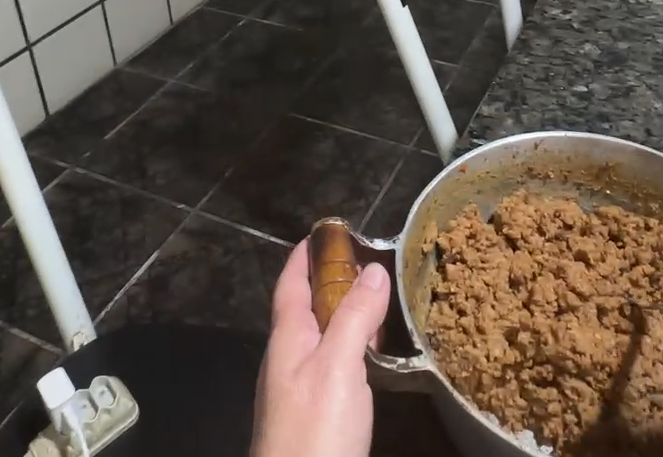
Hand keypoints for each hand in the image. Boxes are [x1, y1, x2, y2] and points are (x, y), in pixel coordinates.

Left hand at [251, 239, 391, 456]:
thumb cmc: (314, 430)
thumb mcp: (338, 365)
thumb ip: (355, 316)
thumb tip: (375, 268)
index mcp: (287, 338)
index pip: (290, 284)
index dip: (304, 256)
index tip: (324, 232)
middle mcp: (287, 359)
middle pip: (303, 307)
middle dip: (329, 281)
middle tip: (365, 264)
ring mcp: (296, 390)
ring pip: (317, 336)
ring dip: (340, 313)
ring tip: (373, 302)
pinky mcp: (312, 415)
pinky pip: (328, 363)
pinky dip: (347, 345)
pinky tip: (367, 356)